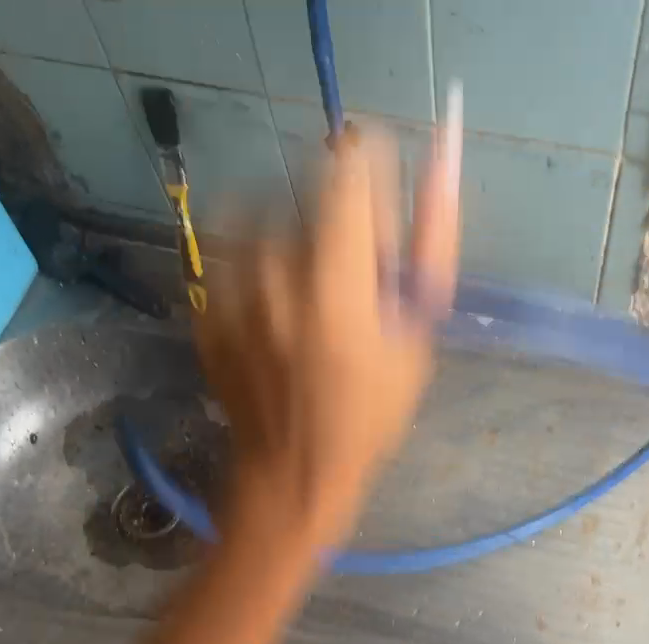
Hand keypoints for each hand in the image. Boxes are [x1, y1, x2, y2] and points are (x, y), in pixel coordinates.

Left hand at [198, 130, 460, 553]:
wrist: (290, 475)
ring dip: (296, 236)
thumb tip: (443, 164)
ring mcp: (230, 285)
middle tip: (353, 272)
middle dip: (338, 216)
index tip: (380, 185)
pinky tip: (276, 308)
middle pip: (309, 190)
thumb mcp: (416, 339)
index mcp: (337, 278)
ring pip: (267, 214)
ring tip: (312, 291)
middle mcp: (275, 268)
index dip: (369, 164)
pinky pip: (232, 251)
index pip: (348, 166)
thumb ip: (430, 247)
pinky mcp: (204, 303)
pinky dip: (259, 264)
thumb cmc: (369, 417)